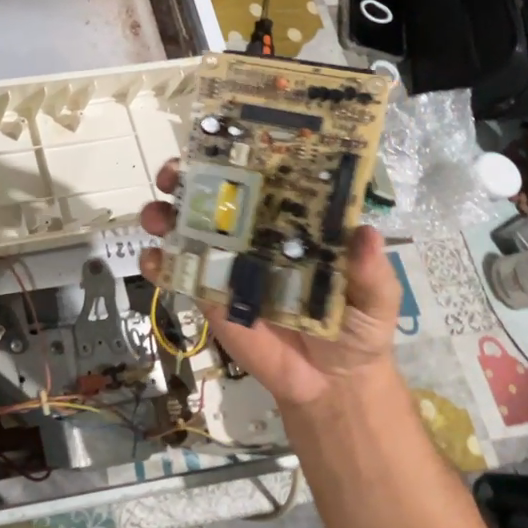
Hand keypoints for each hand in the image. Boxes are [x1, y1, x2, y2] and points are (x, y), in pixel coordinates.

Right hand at [138, 160, 399, 410]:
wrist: (329, 385)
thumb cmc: (356, 328)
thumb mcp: (375, 298)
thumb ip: (369, 271)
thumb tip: (367, 233)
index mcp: (290, 222)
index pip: (261, 179)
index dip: (238, 157)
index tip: (219, 142)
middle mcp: (252, 234)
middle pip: (212, 195)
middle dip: (185, 178)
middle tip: (172, 176)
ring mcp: (225, 263)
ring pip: (185, 227)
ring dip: (163, 214)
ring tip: (155, 216)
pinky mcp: (207, 296)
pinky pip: (176, 274)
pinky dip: (157, 264)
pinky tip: (152, 261)